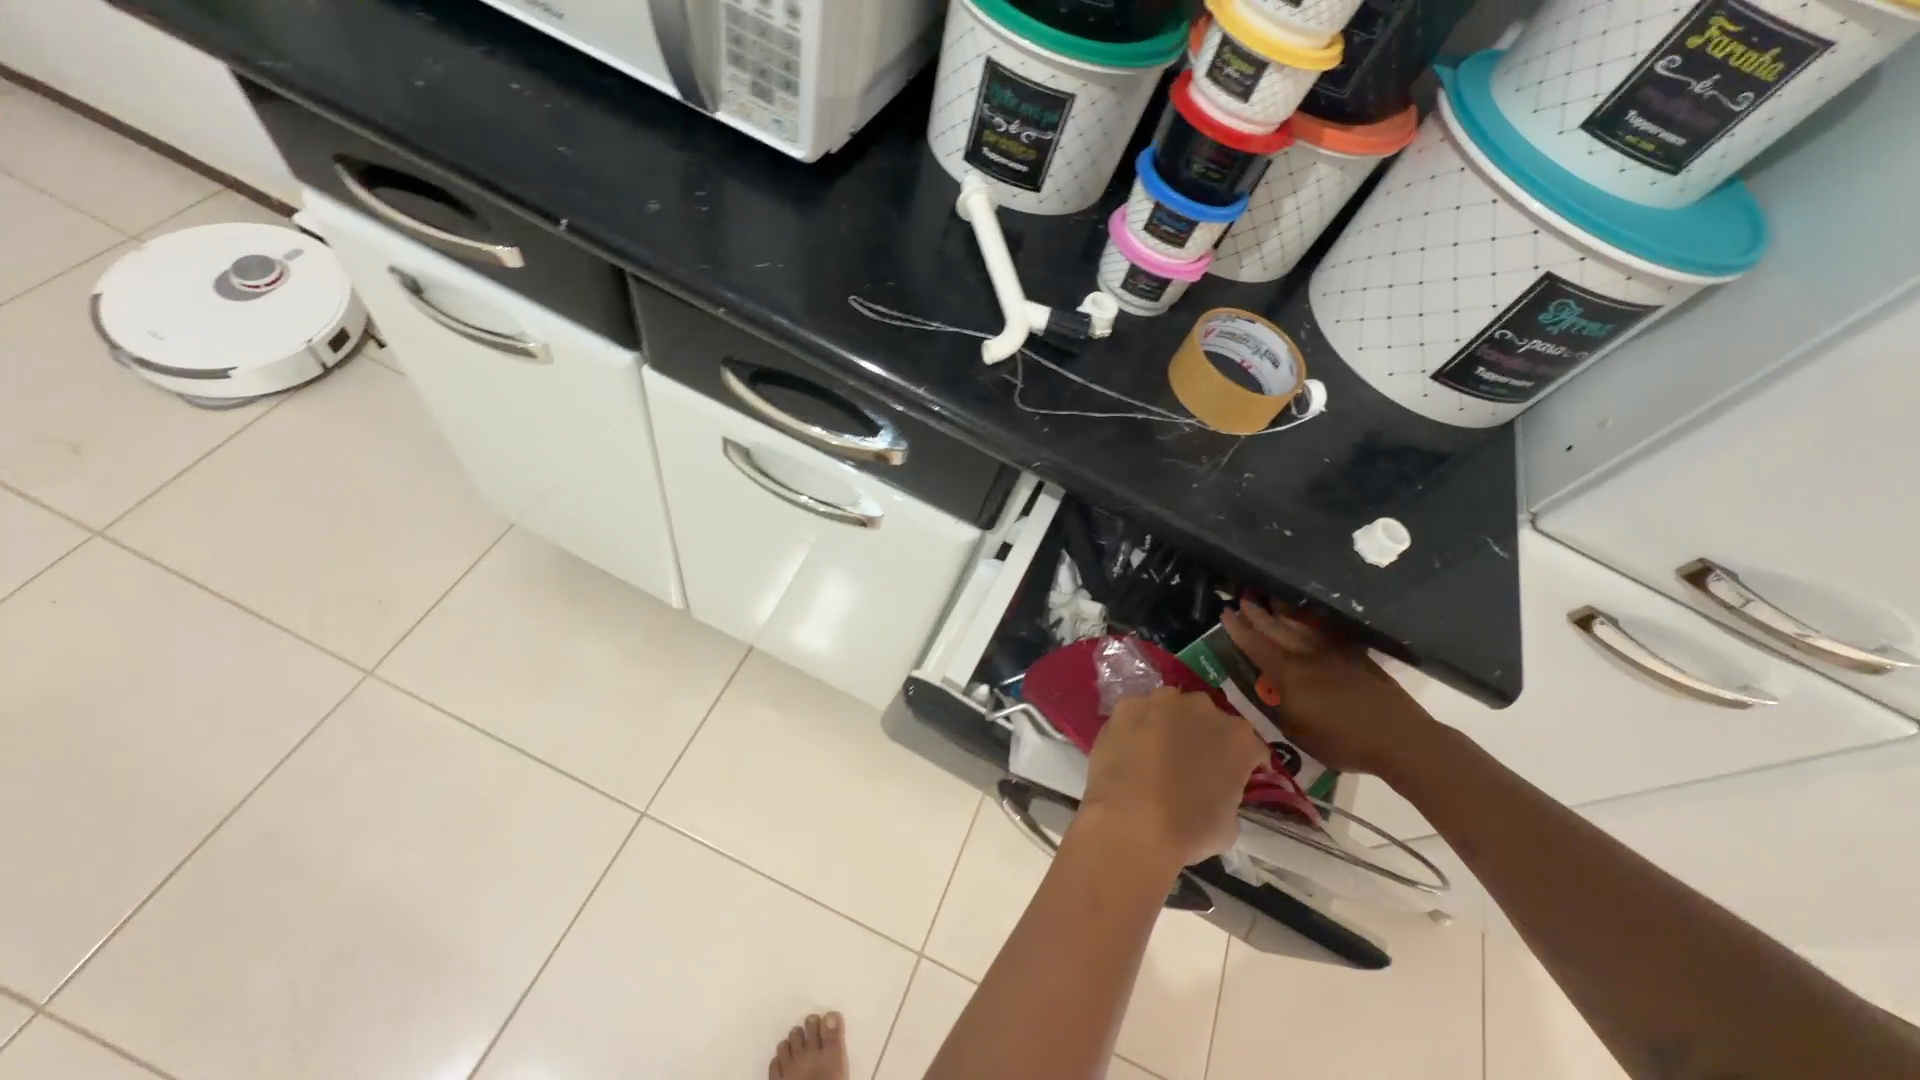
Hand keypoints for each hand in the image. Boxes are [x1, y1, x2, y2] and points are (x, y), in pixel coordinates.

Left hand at [1076, 686, 1268, 872]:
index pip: (1251, 748)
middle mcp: (1204, 709)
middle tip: (1191, 767)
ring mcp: (1162, 702)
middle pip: (1209, 721)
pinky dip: (1137, 727)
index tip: (1236, 779)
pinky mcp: (1127, 706)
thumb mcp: (1230, 825)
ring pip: (1172, 709)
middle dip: (1203, 739)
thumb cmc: (1188, 831)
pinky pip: (1138, 714)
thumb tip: (1217, 793)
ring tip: (1156, 755)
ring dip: (1170, 726)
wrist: (1130, 825)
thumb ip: (1229, 796)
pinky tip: (1129, 751)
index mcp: (1239, 739)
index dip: (1246, 765)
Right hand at [1219, 601, 1445, 779]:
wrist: (1399, 738)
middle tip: (1243, 598)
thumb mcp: (1298, 734)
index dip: (1239, 630)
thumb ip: (1280, 709)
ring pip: (1302, 627)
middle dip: (1258, 614)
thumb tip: (1270, 693)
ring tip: (1272, 600)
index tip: (1225, 613)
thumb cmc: (1343, 743)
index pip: (1256, 647)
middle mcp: (1308, 658)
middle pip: (1277, 630)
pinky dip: (1314, 624)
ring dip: (1283, 613)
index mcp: (1289, 676)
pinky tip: (1310, 620)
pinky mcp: (1357, 657)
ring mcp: (1335, 654)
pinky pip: (1327, 633)